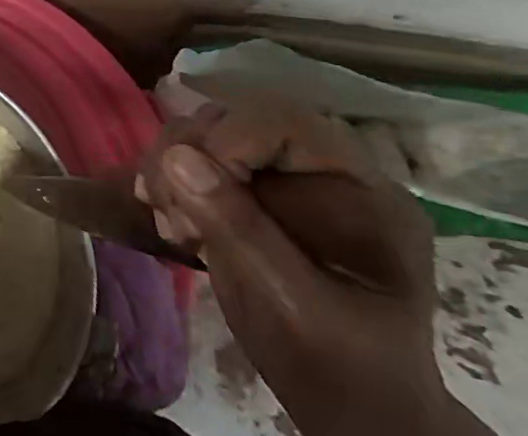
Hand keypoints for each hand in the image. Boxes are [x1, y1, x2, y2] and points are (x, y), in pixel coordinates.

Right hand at [137, 95, 489, 435]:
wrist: (350, 413)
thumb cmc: (337, 370)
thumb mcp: (293, 309)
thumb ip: (240, 231)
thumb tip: (176, 156)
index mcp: (365, 194)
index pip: (288, 125)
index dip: (228, 141)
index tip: (187, 190)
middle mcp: (329, 171)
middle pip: (242, 120)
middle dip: (190, 154)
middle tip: (161, 206)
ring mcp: (292, 180)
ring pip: (214, 132)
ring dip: (173, 167)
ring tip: (168, 222)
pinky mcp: (260, 193)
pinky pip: (202, 158)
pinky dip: (174, 182)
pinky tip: (173, 223)